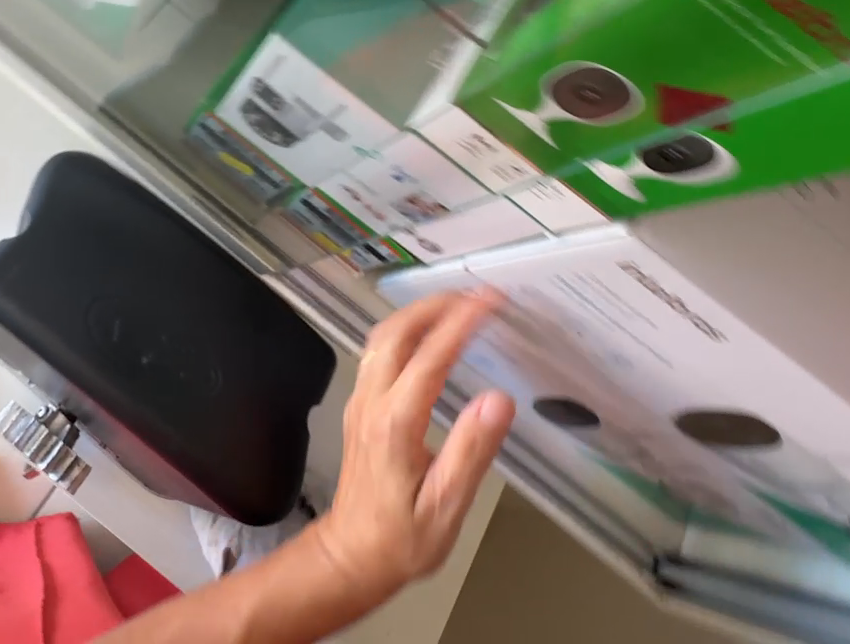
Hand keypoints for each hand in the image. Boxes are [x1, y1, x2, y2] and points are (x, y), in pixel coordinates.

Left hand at [303, 291, 515, 605]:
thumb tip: (499, 399)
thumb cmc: (401, 538)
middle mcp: (372, 400)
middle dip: (435, 304)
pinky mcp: (358, 406)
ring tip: (454, 305)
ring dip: (417, 313)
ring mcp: (360, 400)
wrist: (351, 555)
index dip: (461, 322)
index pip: (431, 355)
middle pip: (397, 332)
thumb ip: (472, 450)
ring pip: (381, 338)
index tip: (489, 300)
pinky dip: (404, 331)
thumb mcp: (446, 506)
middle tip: (474, 294)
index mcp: (396, 421)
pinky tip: (425, 335)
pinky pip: (377, 353)